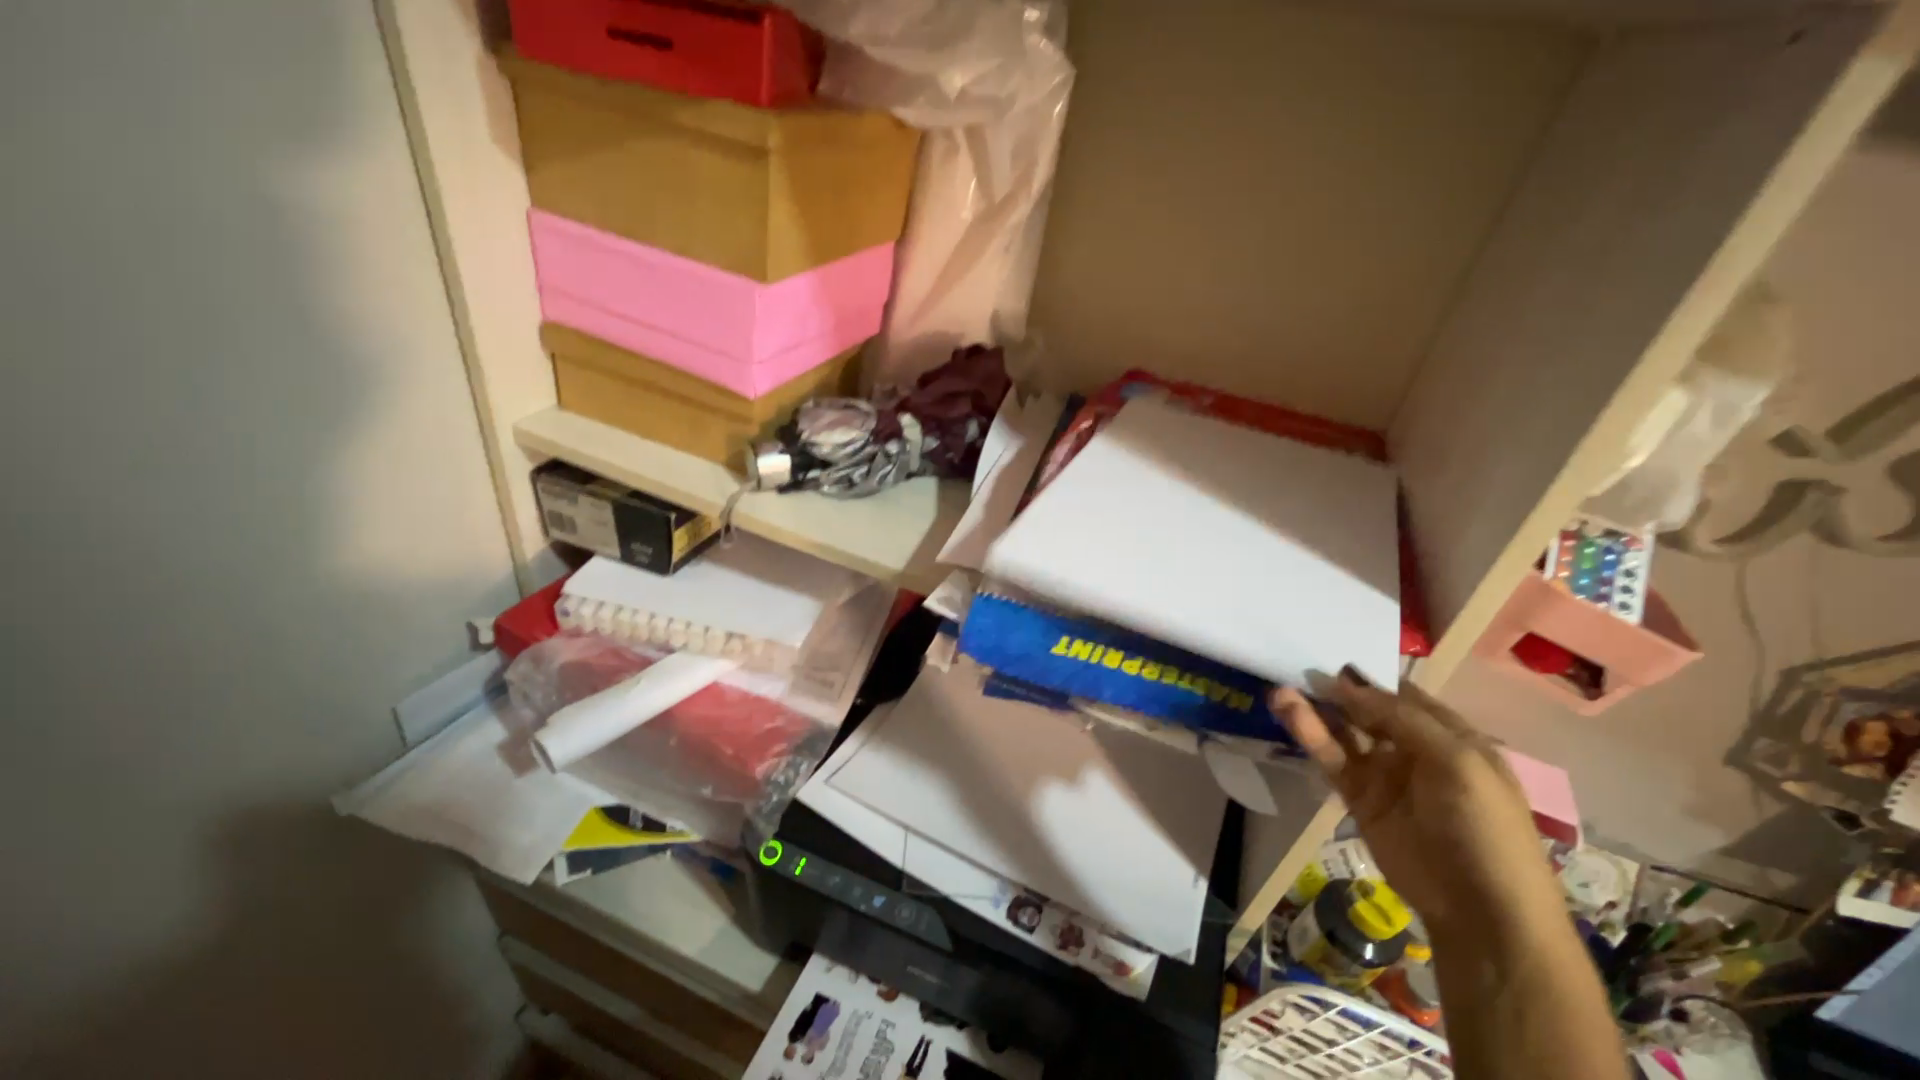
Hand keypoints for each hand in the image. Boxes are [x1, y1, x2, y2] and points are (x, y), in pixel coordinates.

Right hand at [1270, 670, 1562, 935]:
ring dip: (1316, 710)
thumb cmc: (1482, 824)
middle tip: (1297, 666)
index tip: (1332, 654)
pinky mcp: (1360, 801)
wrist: (1480, 906)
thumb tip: (1347, 685)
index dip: (1372, 678)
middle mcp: (1416, 750)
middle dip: (1337, 691)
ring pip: (1345, 734)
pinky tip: (1288, 713)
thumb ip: (1400, 718)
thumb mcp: (1455, 759)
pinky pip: (1332, 761)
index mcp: (1451, 736)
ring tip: (1281, 688)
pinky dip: (1310, 736)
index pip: (1404, 696)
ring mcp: (1385, 776)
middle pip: (1369, 711)